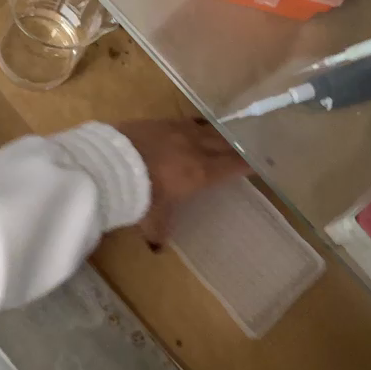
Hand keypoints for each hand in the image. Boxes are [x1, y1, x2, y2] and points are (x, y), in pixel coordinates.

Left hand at [114, 119, 251, 247]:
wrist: (111, 163)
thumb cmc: (140, 195)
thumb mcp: (152, 218)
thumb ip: (159, 231)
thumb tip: (157, 248)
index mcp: (200, 172)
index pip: (232, 165)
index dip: (246, 164)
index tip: (259, 162)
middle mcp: (194, 148)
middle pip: (223, 143)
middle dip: (237, 145)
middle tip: (250, 143)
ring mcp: (176, 130)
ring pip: (205, 129)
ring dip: (217, 132)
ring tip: (225, 133)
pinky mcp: (157, 121)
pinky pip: (183, 121)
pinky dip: (192, 125)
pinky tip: (191, 126)